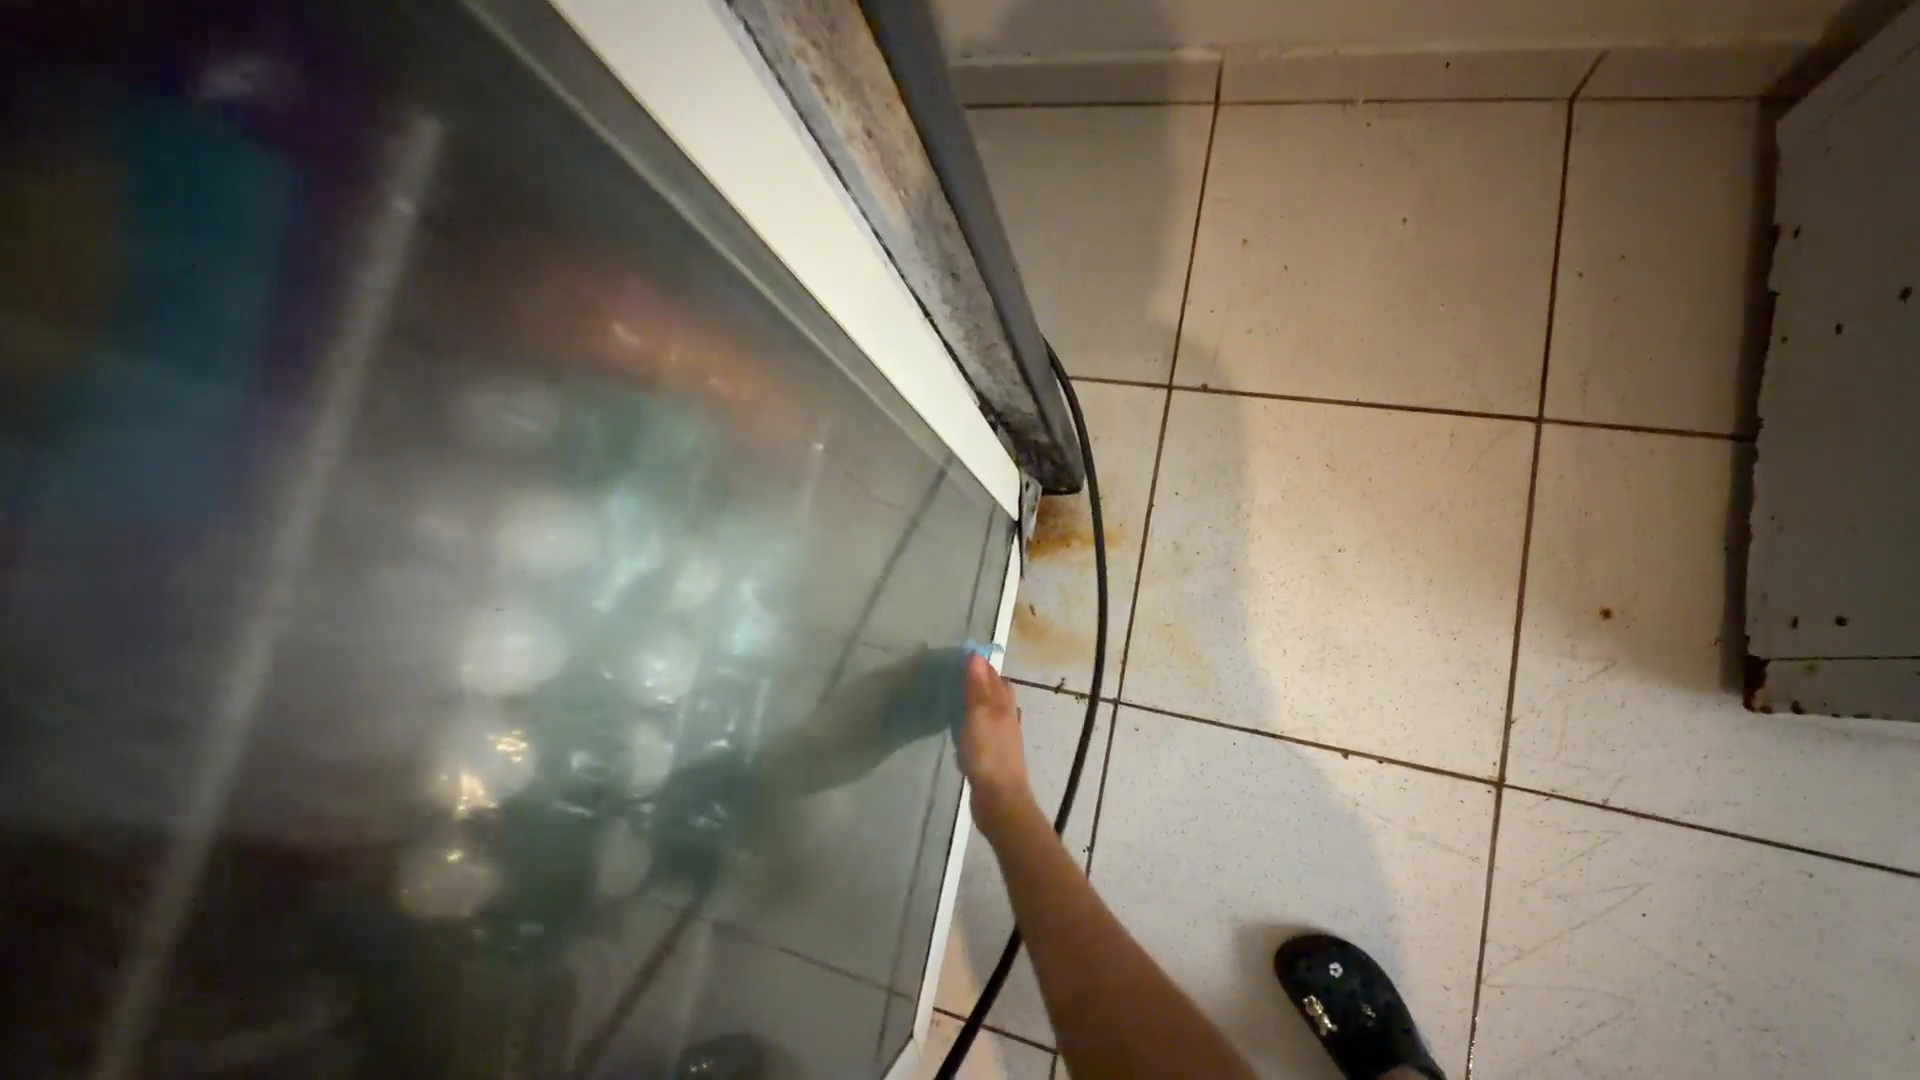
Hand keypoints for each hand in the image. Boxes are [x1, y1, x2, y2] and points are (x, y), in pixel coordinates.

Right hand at [958, 654, 1035, 835]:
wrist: (1000, 799)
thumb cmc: (988, 753)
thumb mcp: (979, 715)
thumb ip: (977, 687)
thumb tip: (976, 655)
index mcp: (1004, 705)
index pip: (994, 676)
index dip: (981, 664)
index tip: (960, 655)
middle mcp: (1006, 718)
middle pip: (996, 692)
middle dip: (980, 681)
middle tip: (955, 675)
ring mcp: (1001, 738)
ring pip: (990, 712)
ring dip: (976, 702)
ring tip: (954, 698)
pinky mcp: (993, 756)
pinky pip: (983, 731)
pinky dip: (973, 724)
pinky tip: (961, 730)